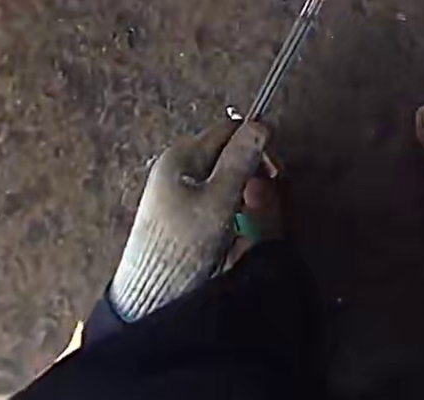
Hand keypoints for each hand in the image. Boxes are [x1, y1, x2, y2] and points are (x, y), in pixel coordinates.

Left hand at [107, 120, 268, 320]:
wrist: (150, 298)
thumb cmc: (184, 244)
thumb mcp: (219, 199)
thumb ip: (240, 160)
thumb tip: (260, 126)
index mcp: (181, 155)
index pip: (228, 130)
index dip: (254, 143)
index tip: (274, 169)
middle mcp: (175, 166)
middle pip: (225, 153)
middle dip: (248, 171)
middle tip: (261, 195)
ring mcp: (174, 190)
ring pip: (221, 177)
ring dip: (239, 192)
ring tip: (244, 217)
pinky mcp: (176, 213)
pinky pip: (211, 198)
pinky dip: (226, 208)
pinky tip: (230, 230)